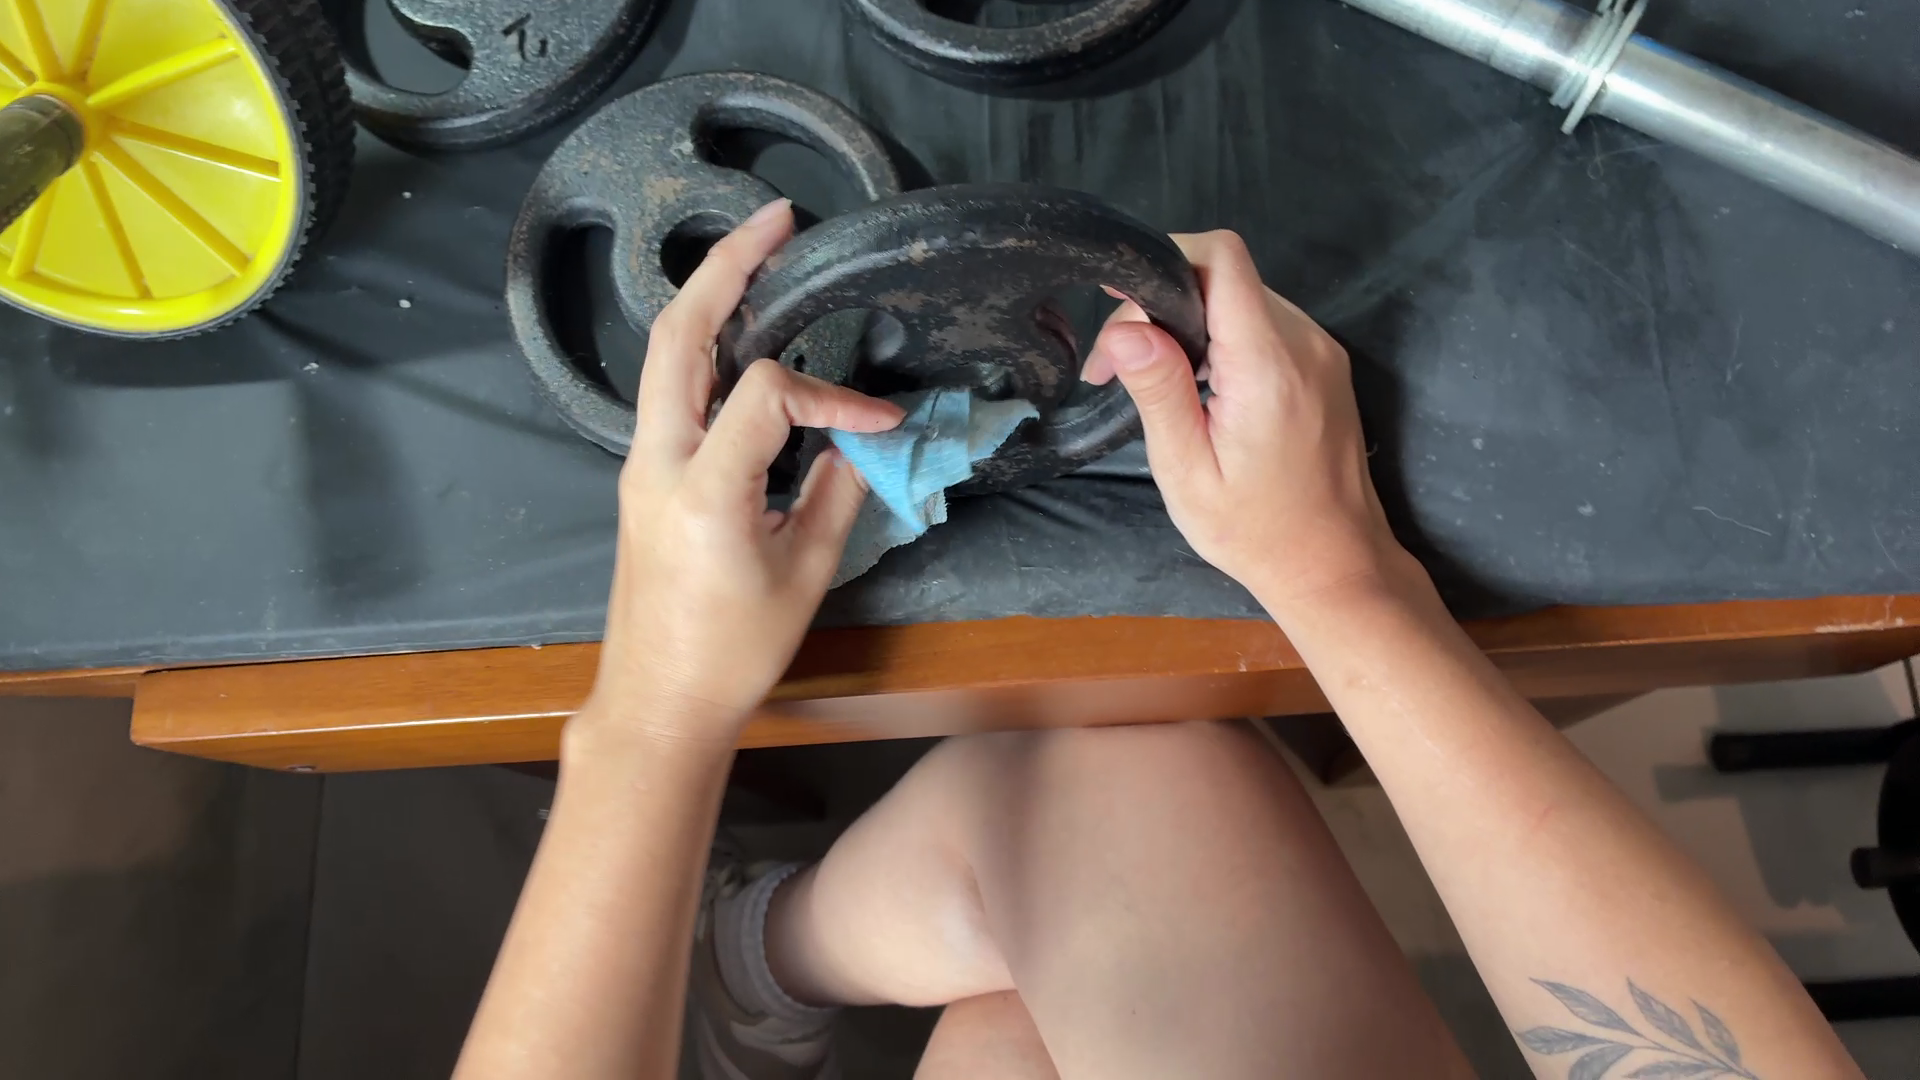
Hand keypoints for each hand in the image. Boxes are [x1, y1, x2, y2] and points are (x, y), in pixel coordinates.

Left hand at [577, 200, 903, 745]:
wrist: (660, 698)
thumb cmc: (736, 649)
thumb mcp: (804, 572)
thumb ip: (836, 493)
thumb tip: (861, 440)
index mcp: (704, 488)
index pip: (771, 394)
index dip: (835, 395)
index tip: (881, 421)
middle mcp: (657, 459)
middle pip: (679, 334)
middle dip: (728, 267)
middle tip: (779, 221)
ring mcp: (641, 462)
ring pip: (664, 354)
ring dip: (710, 297)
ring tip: (760, 258)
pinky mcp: (645, 472)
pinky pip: (671, 389)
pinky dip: (707, 347)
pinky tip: (743, 336)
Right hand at [1082, 230, 1411, 616]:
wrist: (1333, 563)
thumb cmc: (1251, 529)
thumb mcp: (1187, 470)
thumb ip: (1159, 392)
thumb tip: (1126, 329)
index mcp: (1267, 364)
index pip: (1221, 259)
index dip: (1163, 260)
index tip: (1116, 303)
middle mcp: (1303, 341)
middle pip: (1223, 278)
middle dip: (1160, 307)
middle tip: (1117, 371)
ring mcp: (1319, 350)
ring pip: (1239, 300)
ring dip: (1186, 326)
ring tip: (1151, 383)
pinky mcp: (1322, 365)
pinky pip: (1261, 326)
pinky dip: (1218, 341)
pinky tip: (1197, 389)